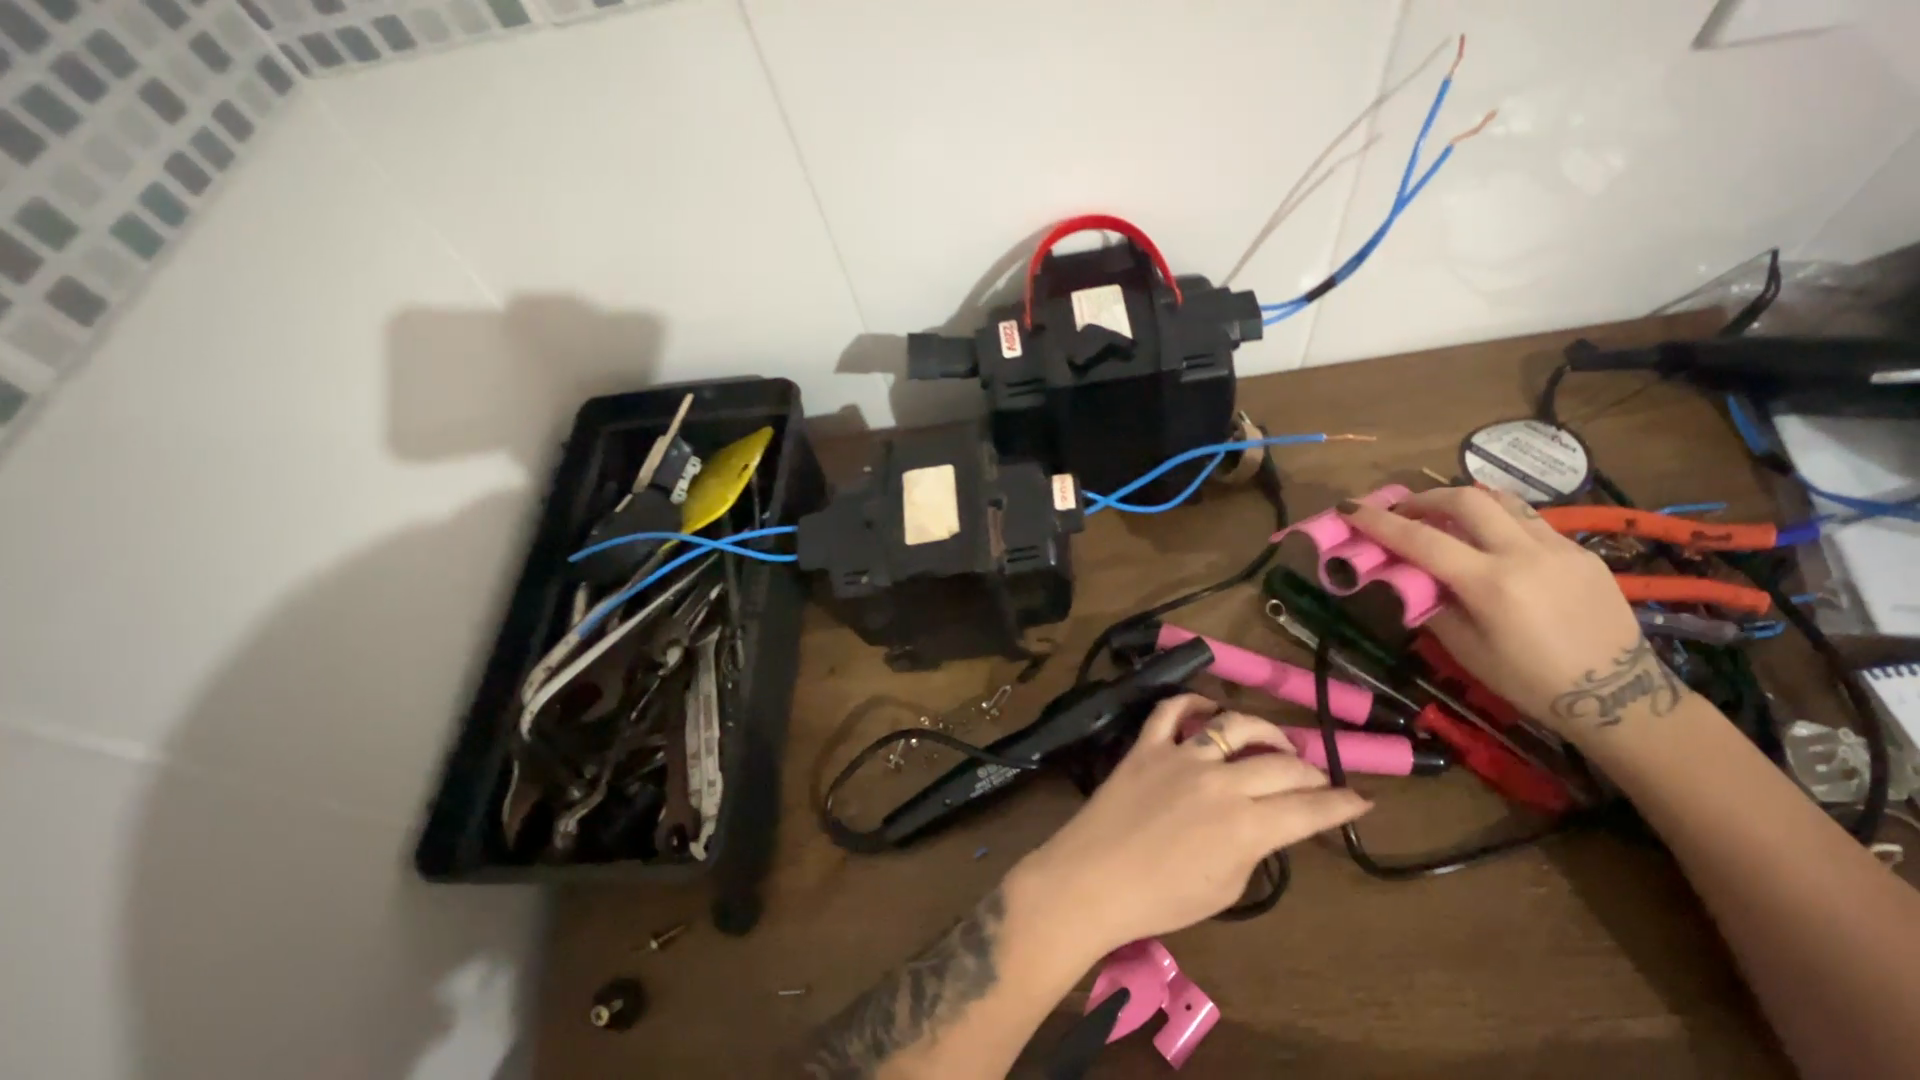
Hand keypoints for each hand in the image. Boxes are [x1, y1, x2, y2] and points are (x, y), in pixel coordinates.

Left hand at [1008, 695, 1370, 961]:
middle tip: (1317, 779)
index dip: (1342, 804)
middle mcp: (1222, 781)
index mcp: (1247, 825)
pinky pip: (1172, 710)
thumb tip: (1265, 825)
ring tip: (1274, 741)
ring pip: (1236, 724)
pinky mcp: (1146, 746)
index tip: (1361, 800)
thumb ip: (1254, 849)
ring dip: (1264, 730)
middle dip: (1311, 770)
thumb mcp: (1226, 888)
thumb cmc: (1161, 900)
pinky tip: (1208, 708)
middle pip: (1282, 763)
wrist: (1091, 881)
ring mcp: (1181, 756)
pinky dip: (1193, 703)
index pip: (1310, 808)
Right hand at [1337, 486, 1683, 736]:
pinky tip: (1491, 544)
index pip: (1421, 540)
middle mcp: (1524, 554)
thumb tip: (1410, 580)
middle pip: (1465, 500)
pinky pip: (1531, 523)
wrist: (1619, 697)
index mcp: (1491, 584)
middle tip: (1402, 510)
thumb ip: (1436, 607)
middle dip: (1425, 498)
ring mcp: (1559, 548)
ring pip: (1502, 503)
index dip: (1379, 522)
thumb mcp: (1469, 652)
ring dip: (1464, 503)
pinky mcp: (1582, 552)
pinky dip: (1499, 522)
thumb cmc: (1532, 683)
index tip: (1349, 508)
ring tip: (1444, 517)